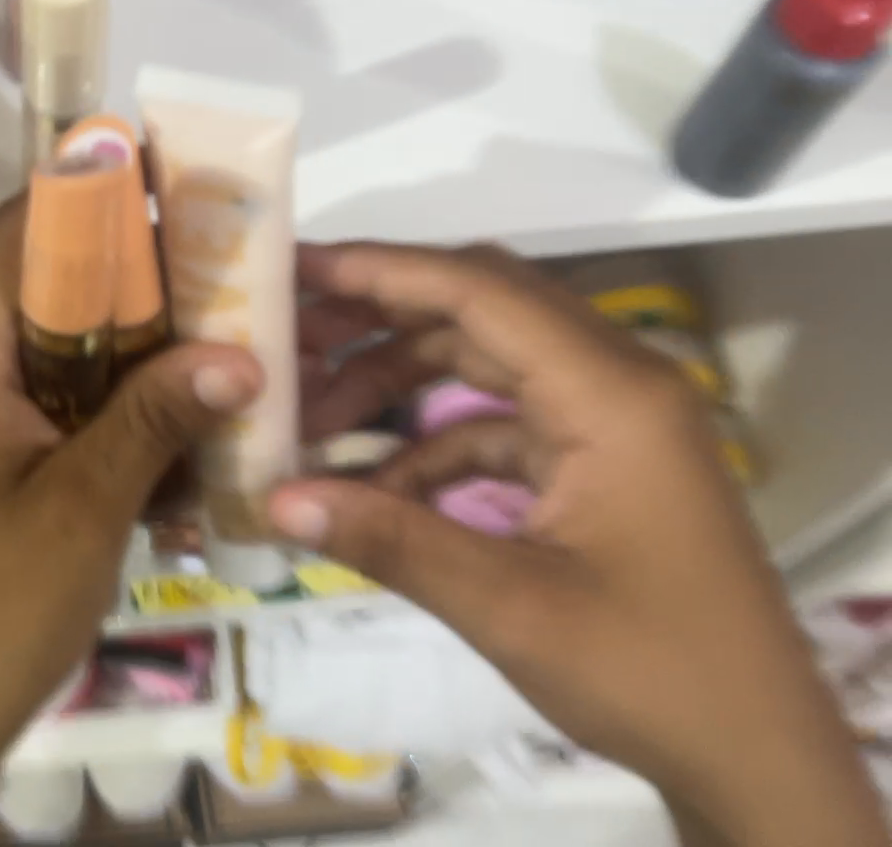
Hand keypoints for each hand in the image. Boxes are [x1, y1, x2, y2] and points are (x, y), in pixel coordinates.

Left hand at [0, 198, 262, 776]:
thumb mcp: (85, 506)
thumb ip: (155, 420)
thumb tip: (241, 355)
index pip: (17, 240)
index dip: (84, 197)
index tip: (164, 180)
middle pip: (46, 284)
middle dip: (131, 273)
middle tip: (220, 266)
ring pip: (61, 341)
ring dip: (134, 338)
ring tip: (220, 329)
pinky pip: (62, 395)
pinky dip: (117, 395)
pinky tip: (182, 411)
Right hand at [272, 243, 884, 846]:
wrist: (757, 760)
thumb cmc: (654, 672)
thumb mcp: (508, 605)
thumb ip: (386, 540)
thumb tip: (273, 501)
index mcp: (608, 396)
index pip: (478, 292)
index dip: (380, 270)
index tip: (294, 271)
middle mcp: (611, 386)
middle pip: (476, 308)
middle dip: (375, 312)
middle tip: (289, 329)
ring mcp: (602, 424)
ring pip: (476, 360)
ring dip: (391, 378)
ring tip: (312, 412)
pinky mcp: (589, 462)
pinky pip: (487, 423)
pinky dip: (422, 441)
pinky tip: (371, 486)